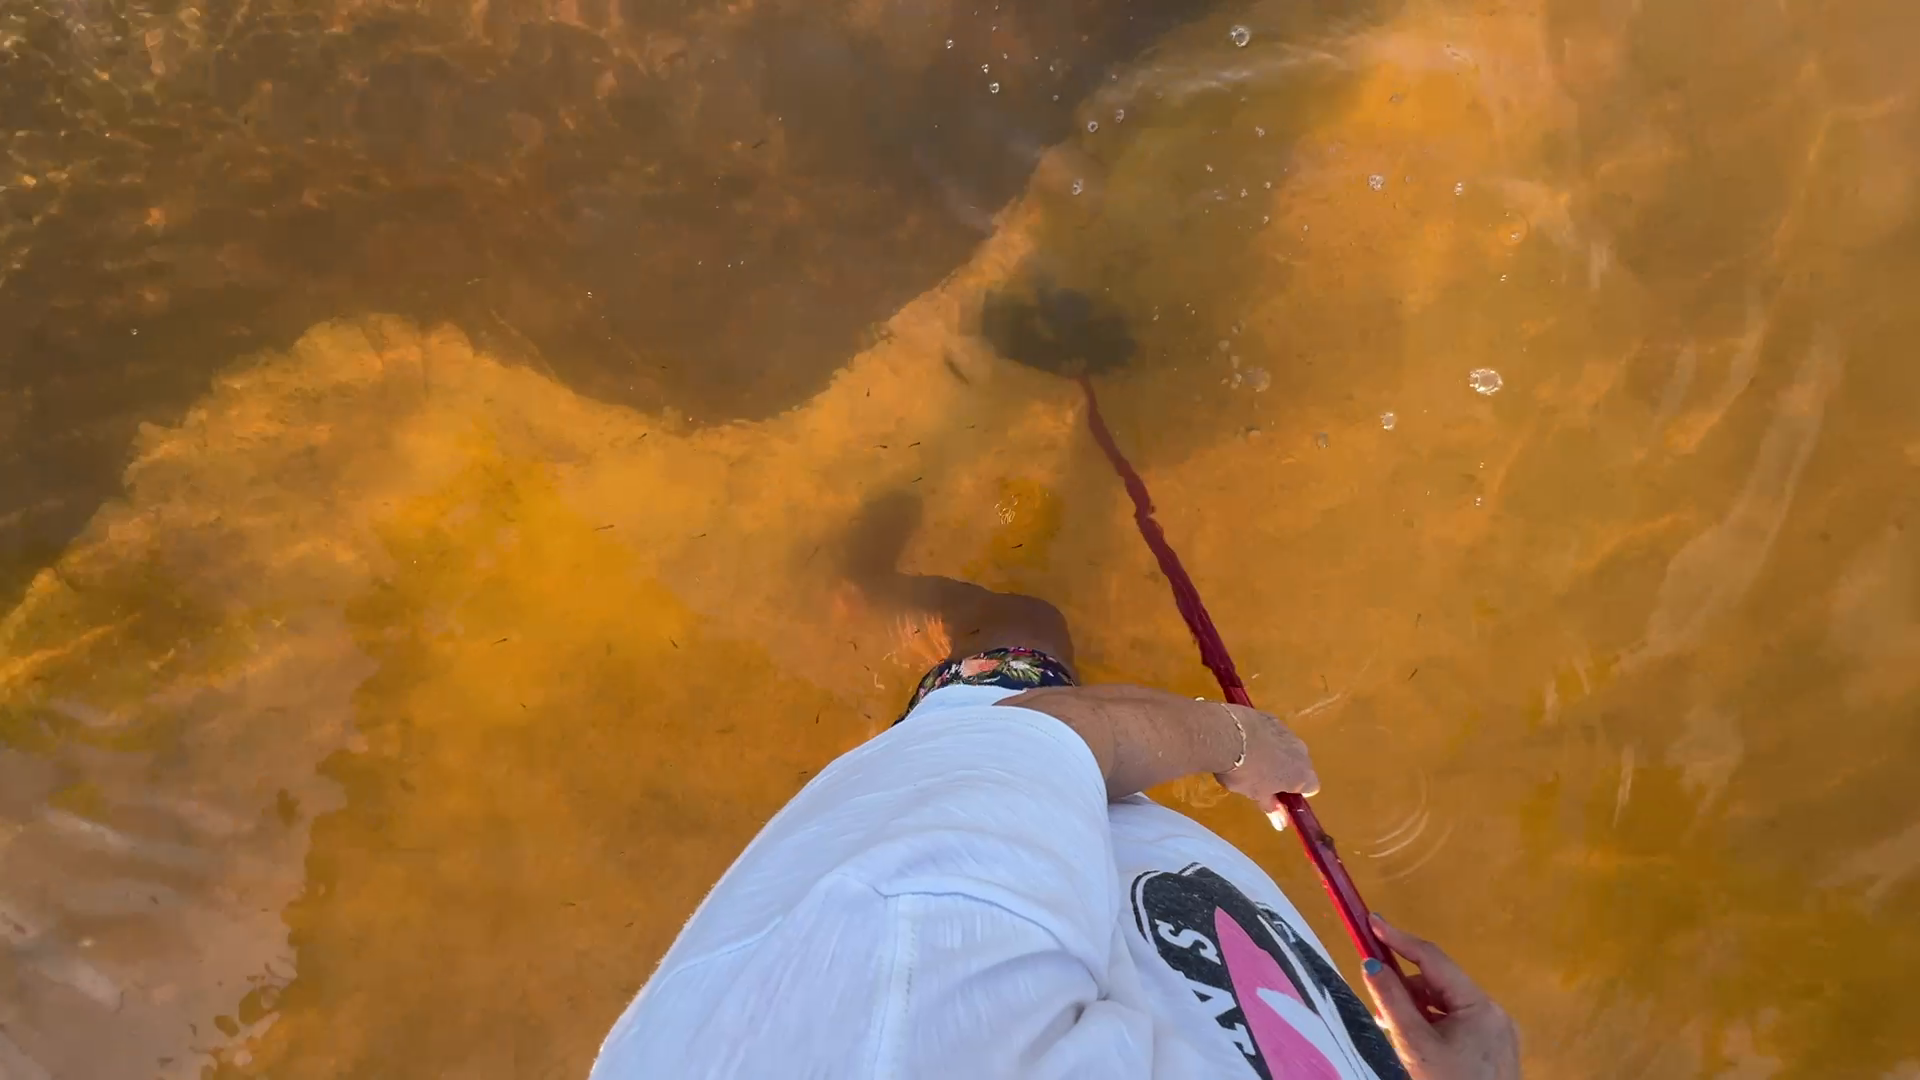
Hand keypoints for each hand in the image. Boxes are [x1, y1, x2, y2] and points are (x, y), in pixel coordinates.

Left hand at [1211, 703, 1319, 828]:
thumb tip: (1282, 824)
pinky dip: (1262, 735)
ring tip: (1248, 756)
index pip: (1311, 787)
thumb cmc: (1243, 772)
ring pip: (1286, 745)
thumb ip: (1272, 807)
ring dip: (1274, 751)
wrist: (1224, 735)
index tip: (1279, 794)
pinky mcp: (1269, 715)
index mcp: (1302, 775)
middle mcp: (1301, 751)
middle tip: (1261, 777)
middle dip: (1284, 770)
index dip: (1295, 792)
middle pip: (1299, 764)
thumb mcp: (1255, 794)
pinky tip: (1243, 738)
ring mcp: (1286, 730)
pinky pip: (1271, 729)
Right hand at [1360, 914, 1520, 1079]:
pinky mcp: (1493, 1050)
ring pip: (1443, 1002)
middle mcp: (1494, 1013)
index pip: (1432, 958)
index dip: (1398, 938)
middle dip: (1405, 986)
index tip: (1370, 921)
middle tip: (1378, 1001)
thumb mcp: (1413, 1042)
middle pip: (1437, 982)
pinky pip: (1453, 1021)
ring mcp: (1497, 1033)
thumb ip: (1389, 997)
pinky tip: (1415, 1042)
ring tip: (1394, 1029)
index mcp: (1480, 1007)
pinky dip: (1429, 1023)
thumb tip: (1369, 962)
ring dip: (1415, 1007)